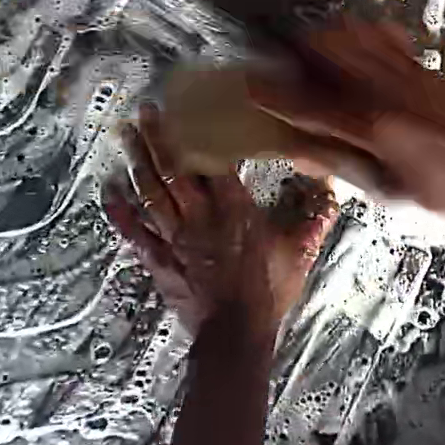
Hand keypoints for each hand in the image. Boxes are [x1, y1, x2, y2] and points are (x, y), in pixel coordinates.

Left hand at [105, 105, 337, 341]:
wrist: (235, 334)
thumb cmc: (269, 291)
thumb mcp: (299, 252)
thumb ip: (314, 219)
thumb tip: (334, 193)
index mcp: (235, 209)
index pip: (214, 162)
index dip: (199, 134)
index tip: (189, 109)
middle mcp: (201, 216)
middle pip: (175, 169)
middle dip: (159, 136)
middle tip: (146, 109)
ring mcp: (176, 237)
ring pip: (152, 192)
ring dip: (138, 161)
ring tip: (126, 133)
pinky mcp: (159, 259)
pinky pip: (135, 231)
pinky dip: (120, 210)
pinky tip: (109, 189)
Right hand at [246, 20, 444, 218]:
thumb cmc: (441, 190)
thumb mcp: (388, 191)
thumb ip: (342, 166)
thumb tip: (299, 152)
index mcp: (373, 129)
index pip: (314, 109)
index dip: (279, 97)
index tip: (252, 86)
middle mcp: (386, 94)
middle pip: (333, 59)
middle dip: (301, 51)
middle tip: (280, 54)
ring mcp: (407, 77)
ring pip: (358, 42)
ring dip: (331, 37)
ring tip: (310, 39)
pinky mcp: (424, 71)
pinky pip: (392, 41)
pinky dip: (372, 32)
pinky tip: (362, 28)